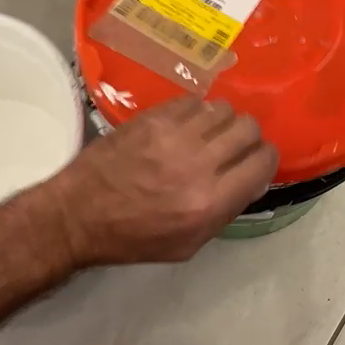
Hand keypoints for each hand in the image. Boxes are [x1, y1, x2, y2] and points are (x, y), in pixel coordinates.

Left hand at [47, 97, 276, 266]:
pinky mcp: (154, 117)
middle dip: (248, 137)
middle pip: (249, 128)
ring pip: (224, 108)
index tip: (256, 161)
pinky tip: (184, 125)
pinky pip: (194, 100)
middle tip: (233, 146)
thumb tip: (252, 179)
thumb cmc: (134, 237)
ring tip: (207, 133)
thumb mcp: (188, 244)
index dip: (266, 159)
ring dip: (222, 121)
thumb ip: (226, 210)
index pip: (264, 162)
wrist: (79, 214)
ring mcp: (176, 135)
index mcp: (210, 203)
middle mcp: (199, 165)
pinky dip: (196, 111)